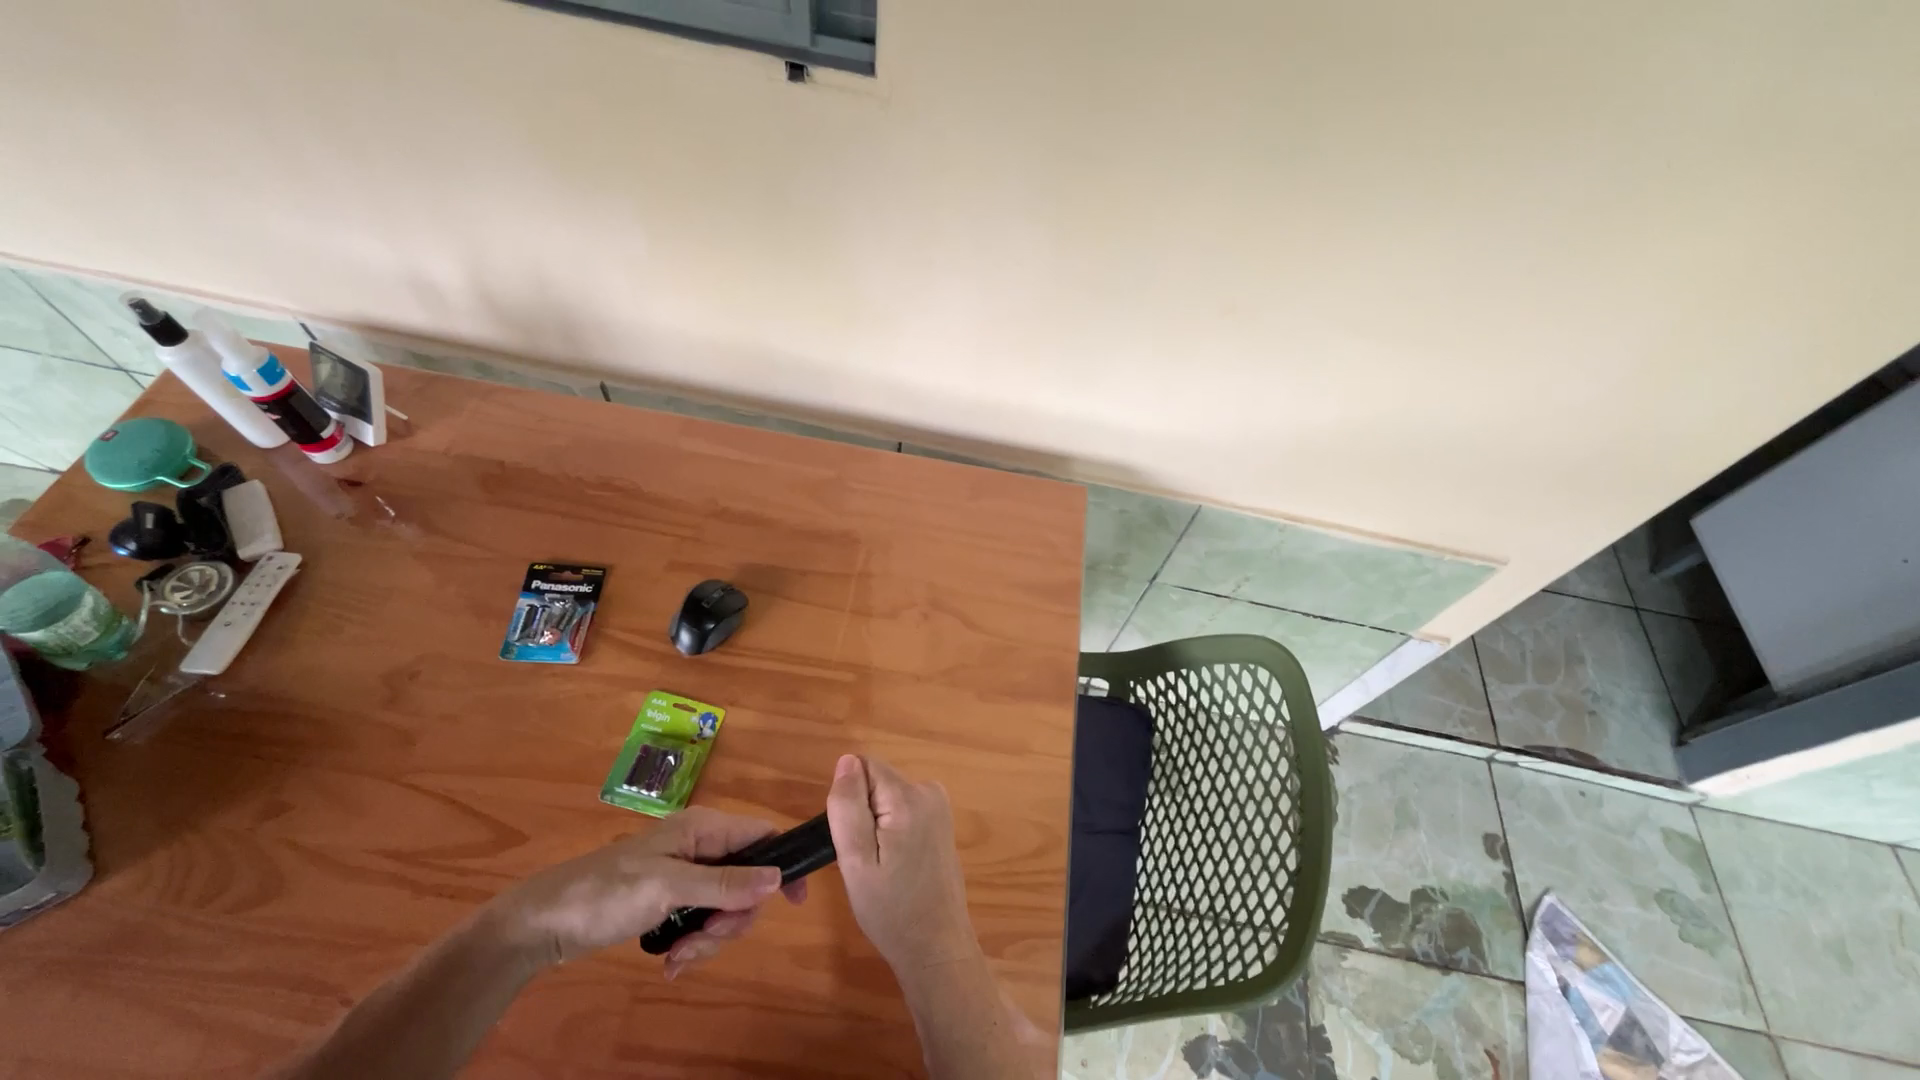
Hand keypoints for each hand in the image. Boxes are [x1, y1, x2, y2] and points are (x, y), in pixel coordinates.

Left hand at [487, 807, 806, 977]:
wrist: (542, 923)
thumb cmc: (606, 894)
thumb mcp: (668, 887)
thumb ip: (725, 882)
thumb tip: (779, 878)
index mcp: (704, 829)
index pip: (764, 836)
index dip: (783, 866)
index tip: (794, 904)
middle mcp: (700, 847)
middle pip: (748, 882)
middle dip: (731, 918)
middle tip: (704, 937)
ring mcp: (684, 876)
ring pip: (724, 908)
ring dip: (707, 939)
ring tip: (675, 958)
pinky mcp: (669, 902)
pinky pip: (700, 923)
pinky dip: (691, 945)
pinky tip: (668, 963)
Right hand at [825, 755, 977, 973]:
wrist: (936, 948)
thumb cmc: (891, 910)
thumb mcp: (855, 861)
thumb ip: (848, 807)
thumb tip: (846, 761)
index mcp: (909, 797)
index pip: (862, 767)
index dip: (849, 801)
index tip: (854, 840)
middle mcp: (930, 791)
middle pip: (876, 781)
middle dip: (863, 814)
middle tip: (866, 860)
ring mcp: (940, 808)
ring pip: (887, 798)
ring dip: (876, 826)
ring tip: (882, 867)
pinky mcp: (941, 823)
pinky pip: (902, 812)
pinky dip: (892, 834)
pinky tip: (897, 866)